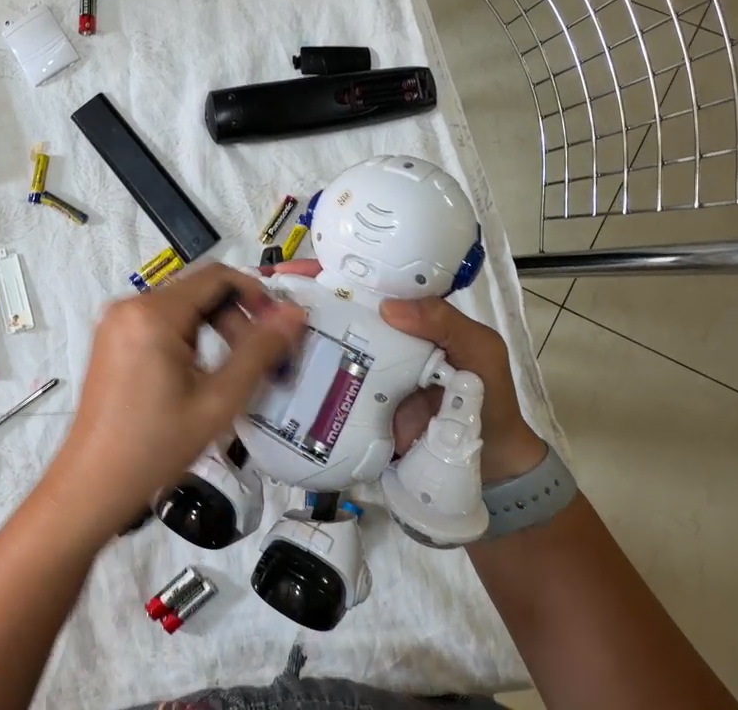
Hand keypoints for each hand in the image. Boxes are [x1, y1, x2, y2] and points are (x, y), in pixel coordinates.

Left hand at [40, 265, 306, 540]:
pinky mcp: (111, 339)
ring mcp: (115, 322)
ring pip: (181, 308)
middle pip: (198, 291)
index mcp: (151, 314)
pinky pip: (159, 323)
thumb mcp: (218, 400)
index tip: (279, 329)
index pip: (217, 277)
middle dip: (235, 320)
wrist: (95, 481)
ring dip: (213, 332)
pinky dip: (187, 340)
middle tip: (259, 364)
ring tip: (229, 378)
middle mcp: (128, 306)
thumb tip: (294, 314)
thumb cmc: (154, 447)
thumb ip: (259, 352)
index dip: (256, 295)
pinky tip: (198, 379)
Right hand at [267, 260, 544, 482]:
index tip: (289, 272)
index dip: (321, 272)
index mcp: (400, 316)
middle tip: (257, 298)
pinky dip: (291, 378)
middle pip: (323, 311)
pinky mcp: (347, 404)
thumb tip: (389, 307)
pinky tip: (264, 372)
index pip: (356, 284)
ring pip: (313, 346)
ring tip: (250, 331)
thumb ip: (446, 323)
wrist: (488, 466)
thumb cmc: (488, 398)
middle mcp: (371, 338)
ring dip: (282, 337)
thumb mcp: (479, 351)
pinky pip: (316, 386)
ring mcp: (356, 371)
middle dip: (288, 300)